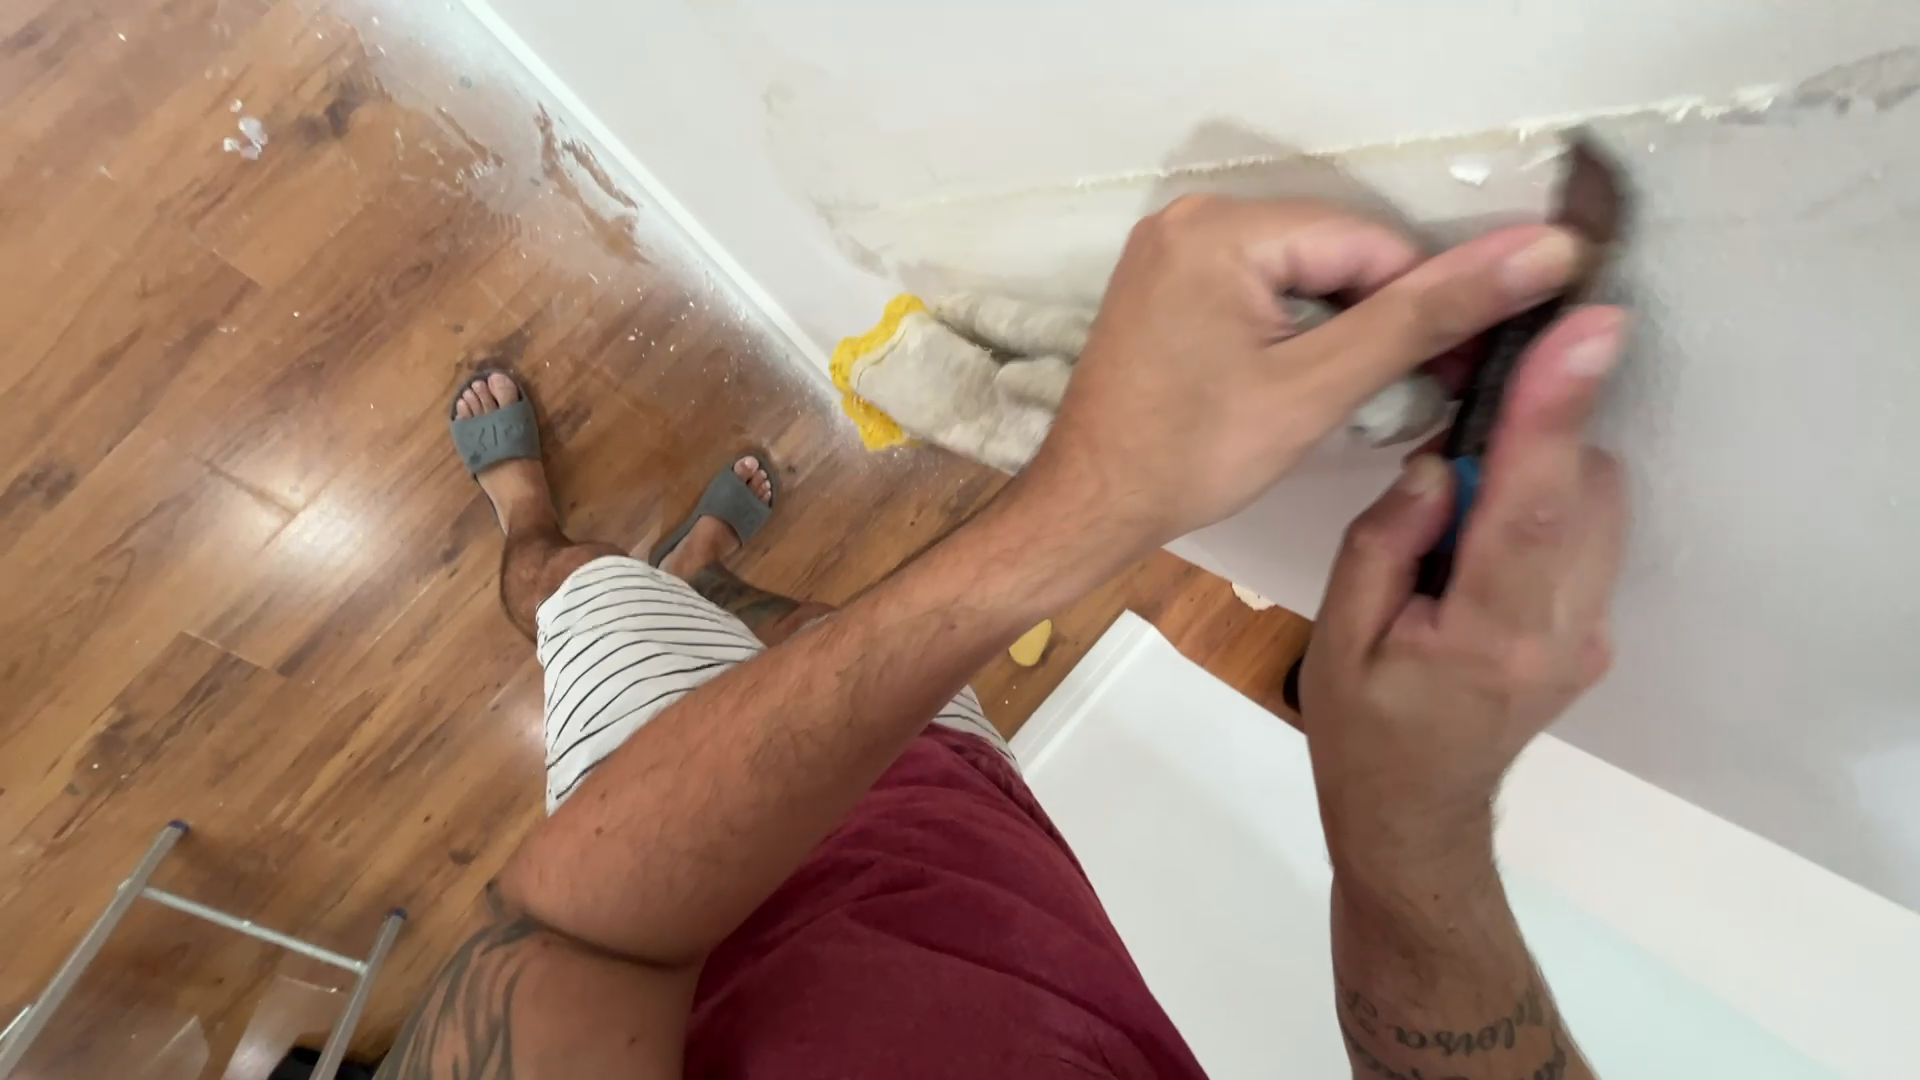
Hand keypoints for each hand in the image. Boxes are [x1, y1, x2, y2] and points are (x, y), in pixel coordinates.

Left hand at [1020, 195, 1588, 553]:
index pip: (1368, 241)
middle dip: (1372, 315)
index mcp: (1219, 229)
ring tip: (1349, 390)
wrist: (1091, 503)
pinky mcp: (1157, 289)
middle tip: (1403, 387)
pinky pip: (1246, 289)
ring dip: (1332, 325)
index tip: (1461, 363)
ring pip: (1290, 273)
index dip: (1426, 300)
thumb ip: (1423, 317)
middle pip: (1327, 251)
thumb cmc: (1190, 457)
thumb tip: (1548, 249)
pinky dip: (1283, 327)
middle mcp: (1185, 220)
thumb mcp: (1314, 387)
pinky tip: (1294, 376)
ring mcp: (1163, 254)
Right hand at [1301, 306, 1628, 877]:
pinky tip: (1471, 542)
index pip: (1535, 507)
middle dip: (1537, 438)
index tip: (1587, 332)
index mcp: (1488, 632)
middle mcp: (1563, 629)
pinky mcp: (1587, 637)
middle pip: (1587, 494)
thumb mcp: (1337, 637)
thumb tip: (1434, 468)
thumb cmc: (1357, 727)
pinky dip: (1538, 512)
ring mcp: (1588, 636)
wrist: (1411, 812)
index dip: (1557, 414)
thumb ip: (1381, 547)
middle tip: (1456, 439)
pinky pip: (1582, 543)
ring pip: (1596, 513)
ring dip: (1537, 475)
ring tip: (1455, 500)